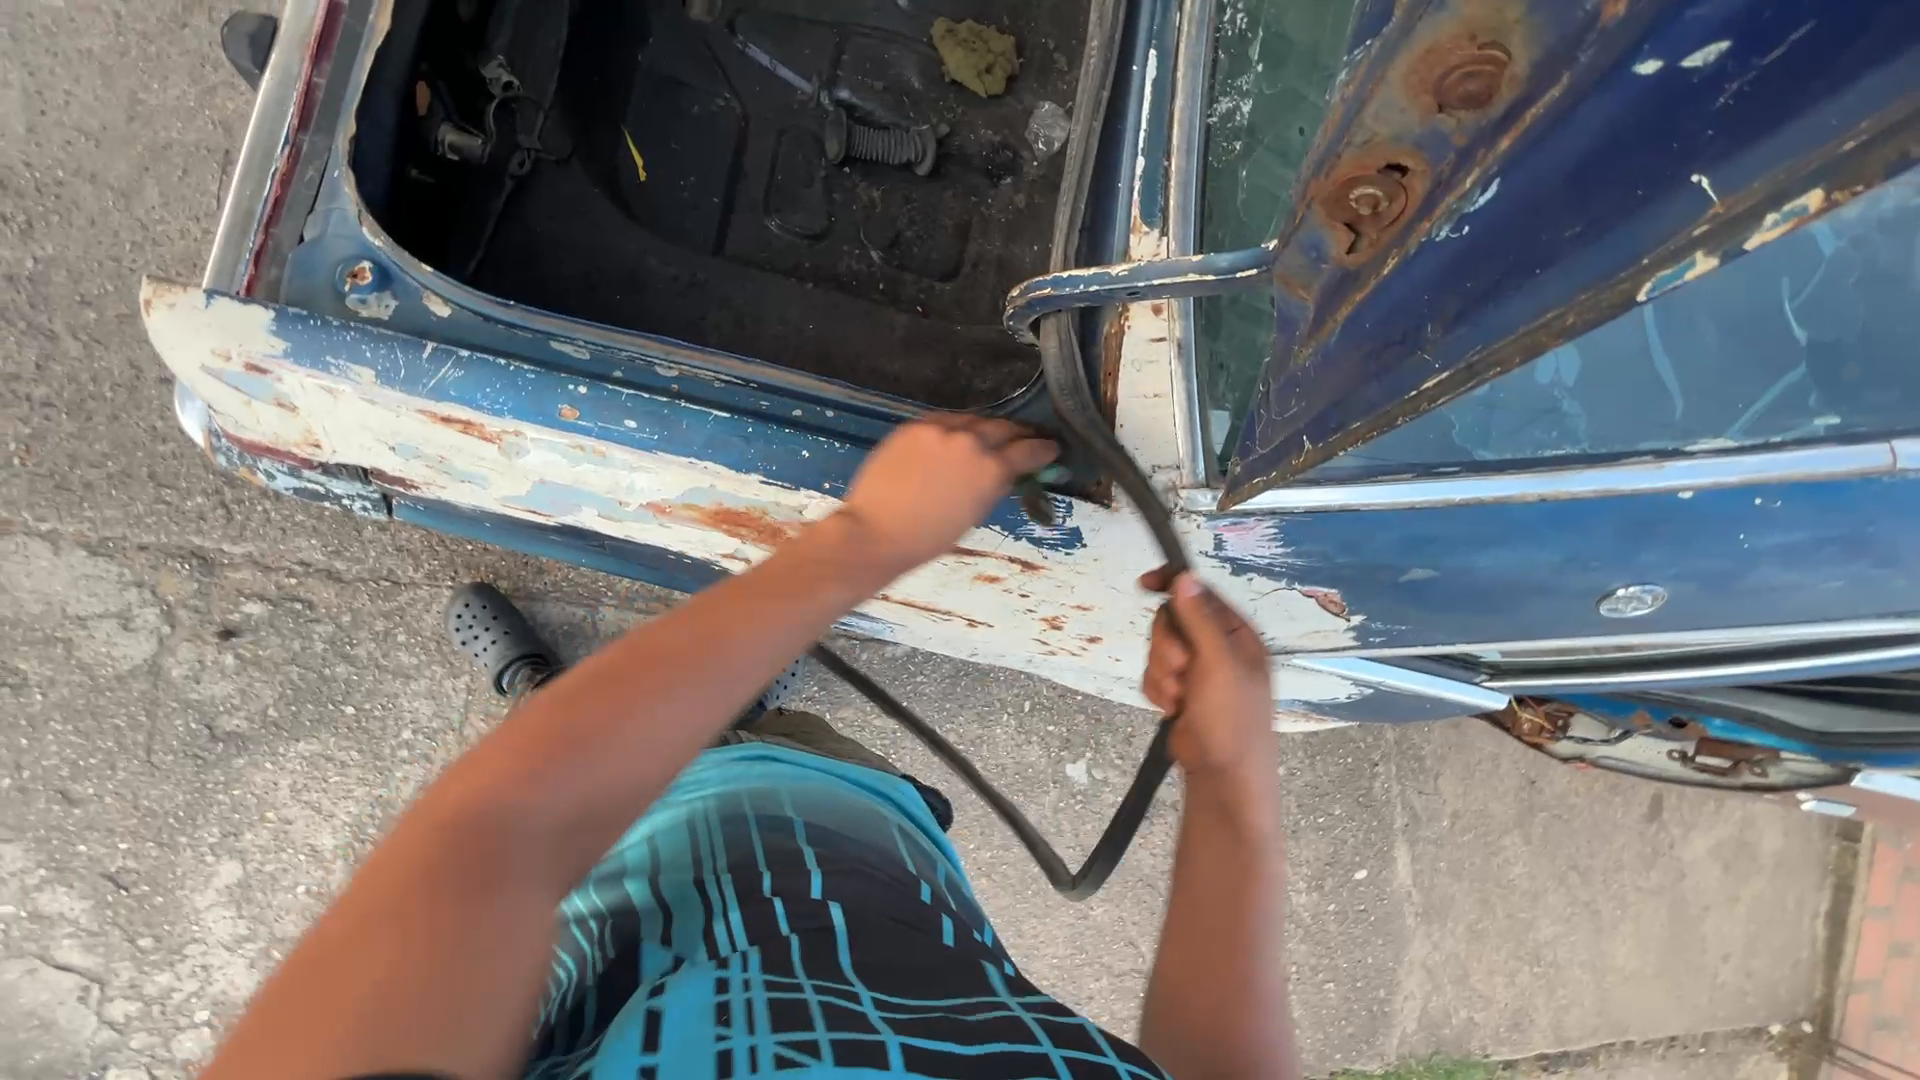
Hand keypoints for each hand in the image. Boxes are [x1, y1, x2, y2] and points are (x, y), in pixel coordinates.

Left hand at [838, 415, 1057, 576]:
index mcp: (991, 469)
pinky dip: (957, 426)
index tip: (1051, 448)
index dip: (1043, 449)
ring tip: (992, 434)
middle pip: (1003, 428)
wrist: (876, 532)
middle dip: (1018, 433)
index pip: (1028, 451)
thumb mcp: (973, 515)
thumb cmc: (927, 538)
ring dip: (987, 427)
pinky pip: (945, 420)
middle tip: (1026, 437)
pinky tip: (958, 434)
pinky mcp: (915, 426)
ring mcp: (940, 430)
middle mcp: (970, 442)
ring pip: (973, 419)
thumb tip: (1007, 472)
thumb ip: (993, 487)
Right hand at [1139, 570, 1275, 785]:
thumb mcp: (1219, 663)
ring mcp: (1197, 670)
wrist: (1224, 776)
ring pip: (1158, 649)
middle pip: (1171, 622)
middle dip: (1167, 647)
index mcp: (1236, 634)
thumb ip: (1199, 619)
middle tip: (1181, 669)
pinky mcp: (1179, 691)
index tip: (1144, 584)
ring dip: (1162, 674)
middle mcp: (1217, 647)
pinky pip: (1154, 674)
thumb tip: (1185, 577)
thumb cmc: (1232, 718)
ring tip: (1179, 698)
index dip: (1172, 586)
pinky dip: (1157, 691)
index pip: (1200, 595)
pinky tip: (1172, 709)